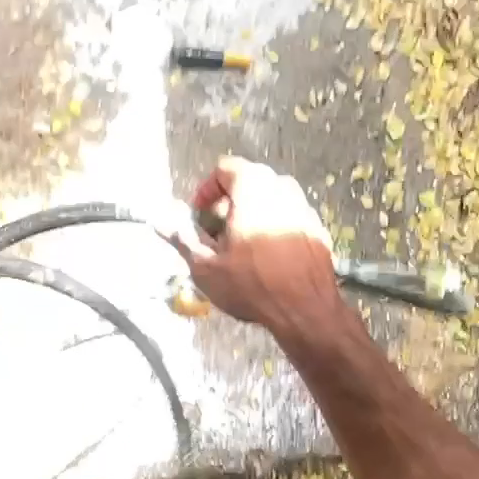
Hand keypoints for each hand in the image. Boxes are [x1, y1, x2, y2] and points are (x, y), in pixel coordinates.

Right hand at [165, 158, 348, 342]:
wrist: (304, 310)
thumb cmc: (251, 285)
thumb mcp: (205, 267)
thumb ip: (182, 239)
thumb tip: (160, 223)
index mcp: (253, 187)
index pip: (224, 169)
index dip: (206, 190)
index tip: (198, 216)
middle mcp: (283, 187)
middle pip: (249, 183)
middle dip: (228, 205)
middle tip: (216, 235)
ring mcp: (305, 207)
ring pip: (271, 202)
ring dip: (251, 217)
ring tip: (240, 250)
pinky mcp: (318, 229)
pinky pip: (289, 220)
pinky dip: (273, 230)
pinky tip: (266, 260)